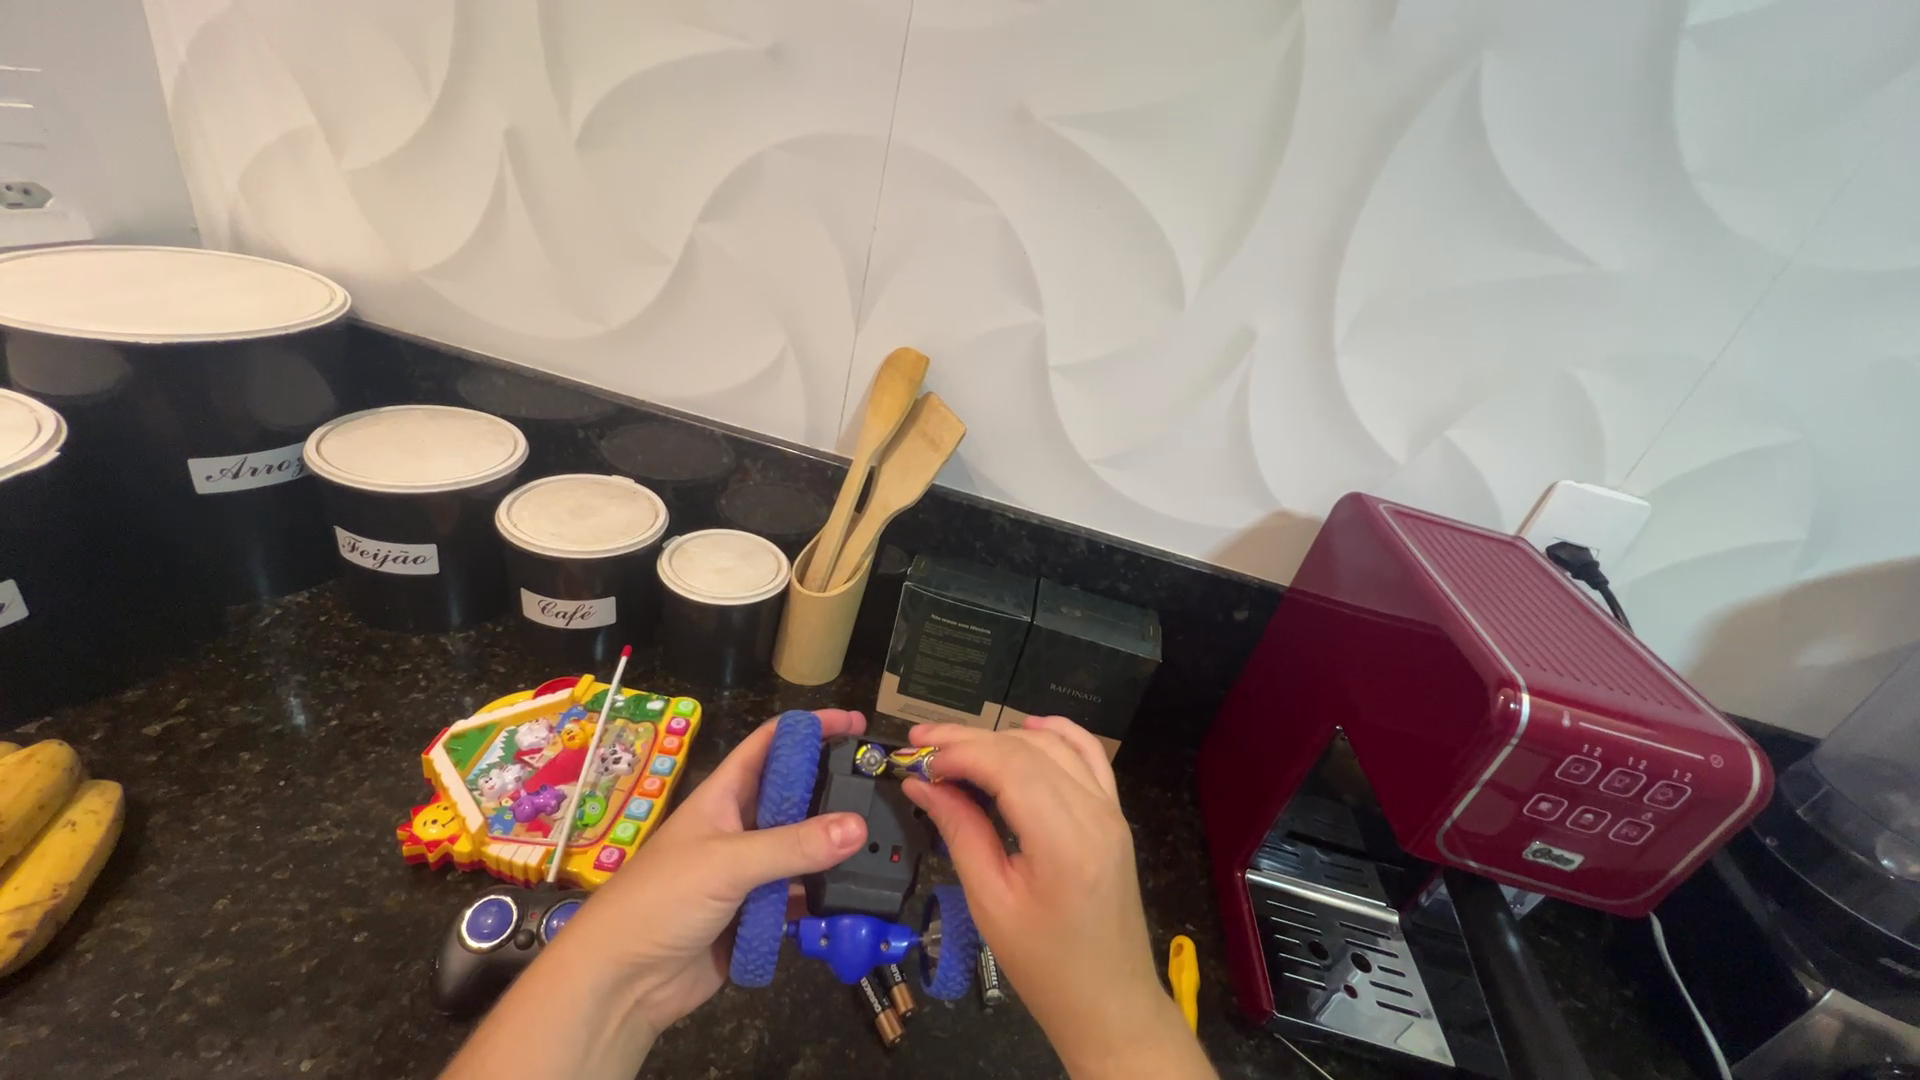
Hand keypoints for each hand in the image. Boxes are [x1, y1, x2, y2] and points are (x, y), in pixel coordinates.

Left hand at [554, 708, 870, 1035]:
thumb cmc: (662, 899)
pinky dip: (823, 893)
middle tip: (878, 784)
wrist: (621, 983)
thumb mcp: (727, 862)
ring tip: (880, 838)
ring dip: (832, 845)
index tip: (854, 722)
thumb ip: (793, 845)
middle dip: (833, 786)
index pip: (772, 744)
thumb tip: (858, 826)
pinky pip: (799, 893)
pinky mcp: (756, 912)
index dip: (810, 727)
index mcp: (724, 795)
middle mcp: (740, 826)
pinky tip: (854, 892)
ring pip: (801, 847)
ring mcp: (748, 871)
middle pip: (794, 795)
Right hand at [903, 715, 1210, 1078]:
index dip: (959, 751)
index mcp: (1064, 842)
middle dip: (970, 740)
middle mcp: (1095, 813)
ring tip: (955, 746)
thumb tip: (922, 783)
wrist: (1110, 1002)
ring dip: (1002, 737)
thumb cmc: (1044, 967)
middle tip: (920, 742)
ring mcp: (1111, 810)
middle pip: (1027, 749)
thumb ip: (960, 832)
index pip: (1009, 766)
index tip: (917, 757)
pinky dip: (1057, 734)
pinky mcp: (1114, 813)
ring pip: (1054, 745)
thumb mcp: (990, 904)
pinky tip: (1026, 727)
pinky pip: (1090, 755)